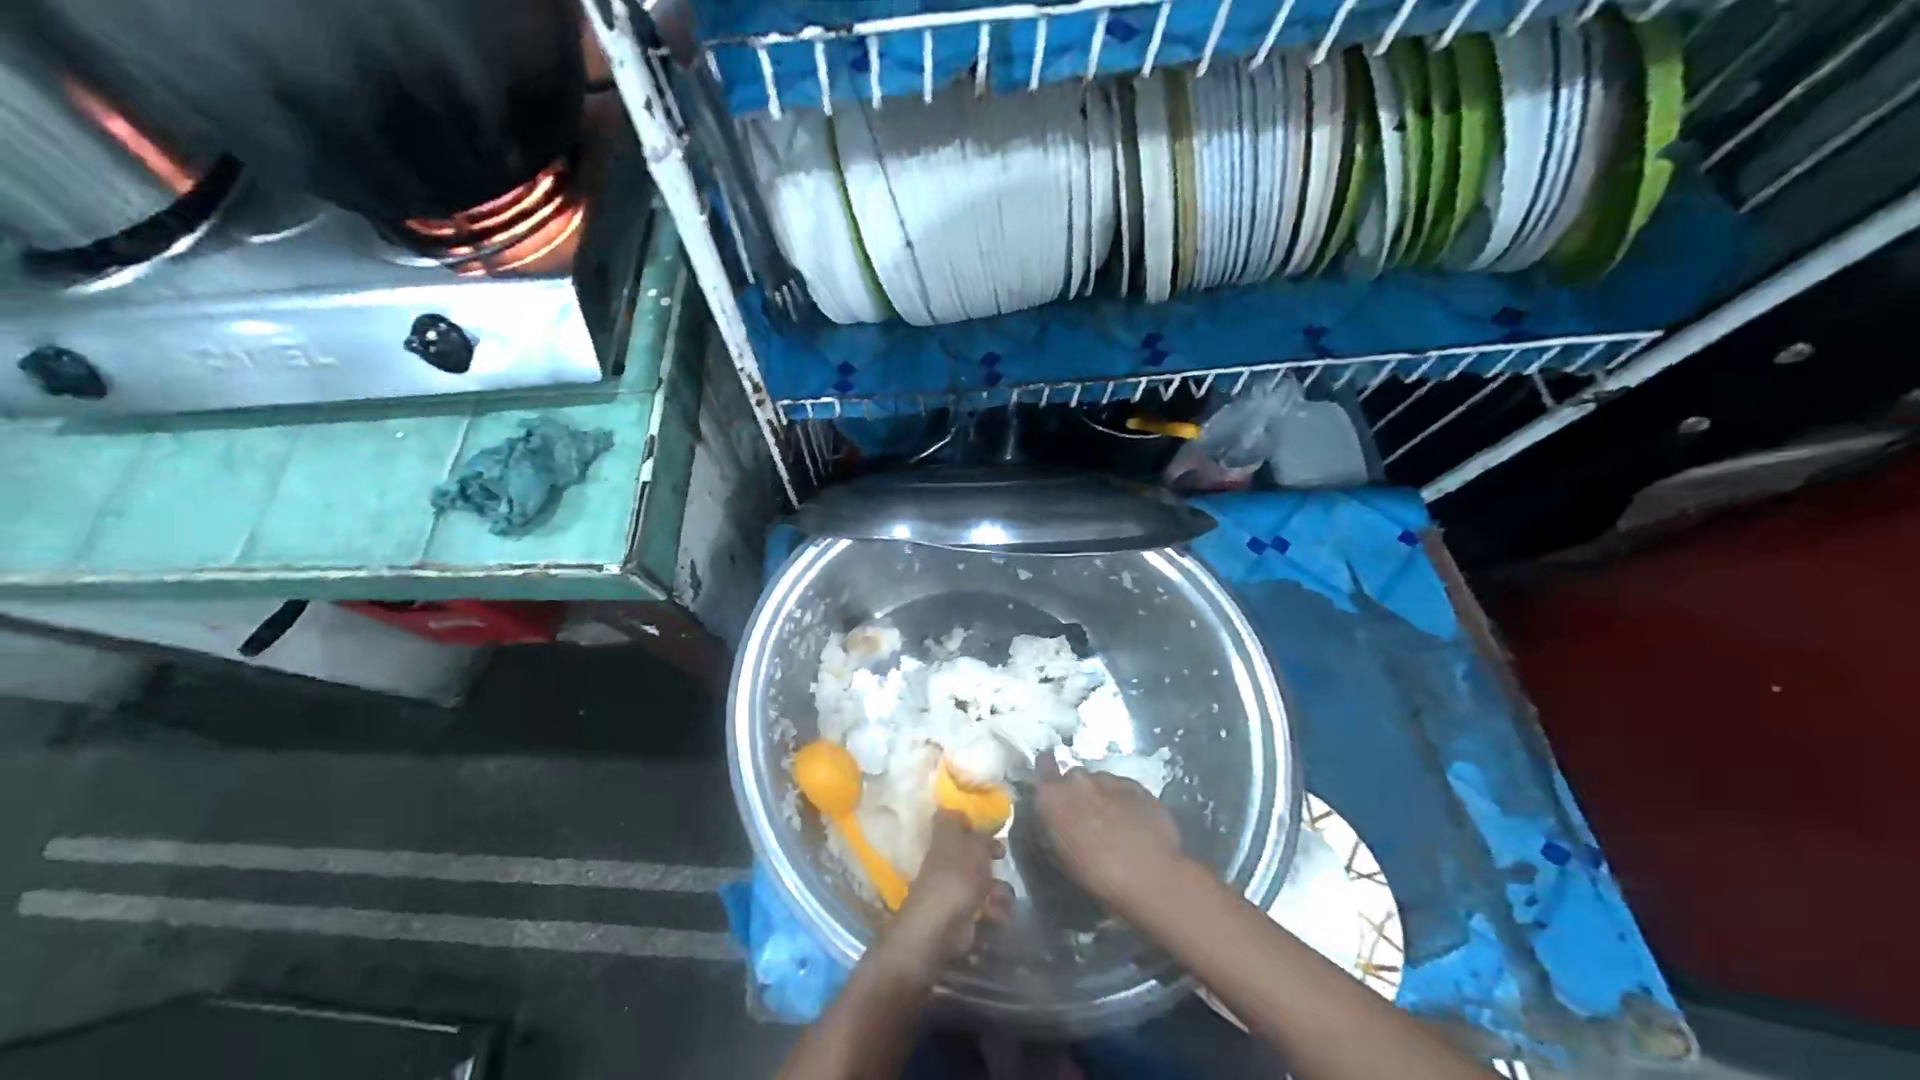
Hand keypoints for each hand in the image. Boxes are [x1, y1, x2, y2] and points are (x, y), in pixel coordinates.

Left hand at [885, 812, 1009, 969]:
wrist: (940, 921)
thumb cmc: (959, 873)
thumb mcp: (978, 846)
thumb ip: (985, 838)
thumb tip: (990, 838)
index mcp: (945, 836)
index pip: (948, 818)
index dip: (964, 819)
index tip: (982, 826)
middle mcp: (945, 858)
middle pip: (968, 851)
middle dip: (989, 858)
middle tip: (1002, 858)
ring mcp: (952, 885)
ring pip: (979, 880)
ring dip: (998, 889)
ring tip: (1006, 898)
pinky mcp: (960, 910)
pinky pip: (982, 905)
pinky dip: (995, 910)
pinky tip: (1003, 915)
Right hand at [1034, 752, 1183, 914]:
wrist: (1149, 874)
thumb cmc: (1096, 874)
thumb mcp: (1061, 857)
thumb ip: (1054, 829)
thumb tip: (1056, 823)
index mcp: (1053, 796)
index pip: (1043, 766)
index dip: (1047, 770)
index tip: (1053, 784)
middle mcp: (1079, 780)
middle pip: (1074, 776)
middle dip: (1078, 792)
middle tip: (1086, 816)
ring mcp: (1110, 779)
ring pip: (1101, 782)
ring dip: (1102, 796)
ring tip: (1114, 823)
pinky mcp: (1138, 786)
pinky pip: (1124, 789)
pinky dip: (1125, 801)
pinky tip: (1134, 824)